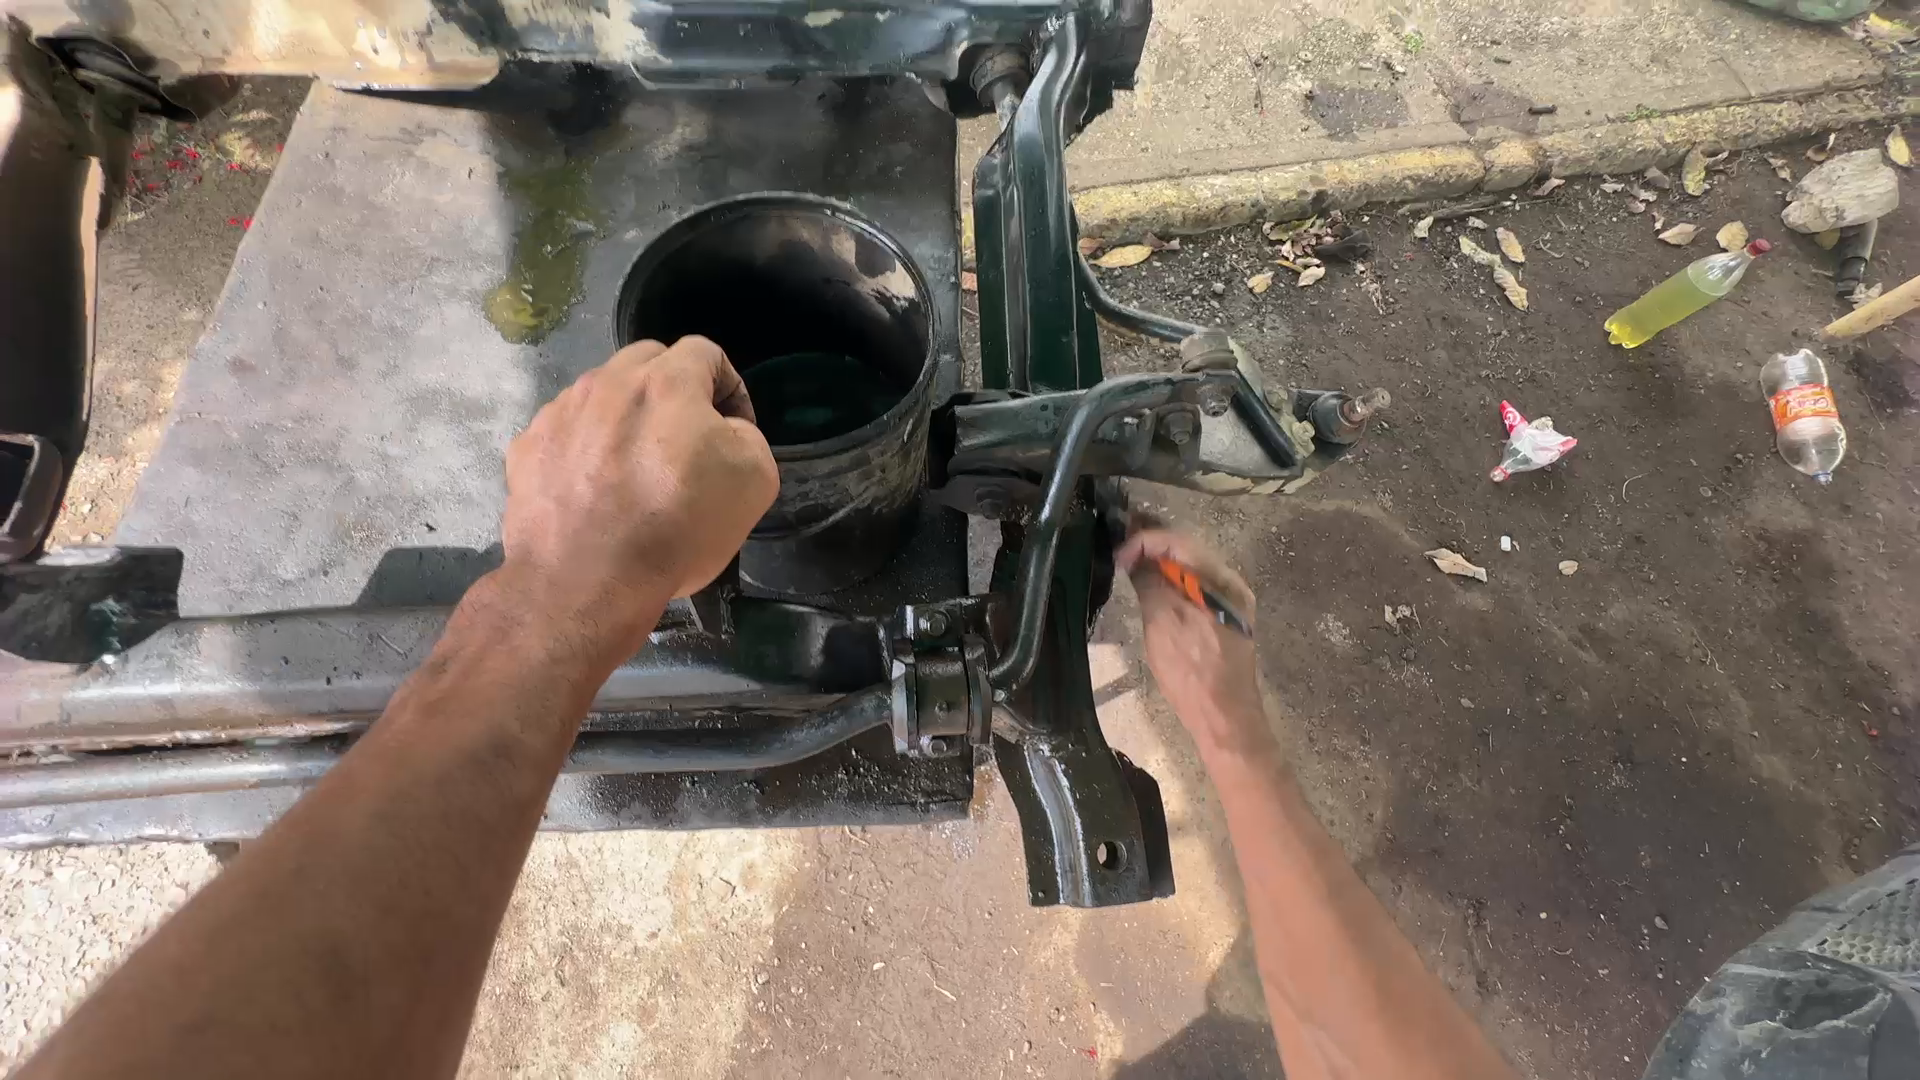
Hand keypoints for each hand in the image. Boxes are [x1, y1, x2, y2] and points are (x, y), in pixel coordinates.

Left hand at [500, 337, 777, 660]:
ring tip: (638, 470)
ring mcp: (559, 413)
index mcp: (665, 383)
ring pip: (604, 394)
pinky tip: (599, 490)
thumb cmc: (680, 528)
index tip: (734, 429)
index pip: (706, 353)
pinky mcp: (527, 448)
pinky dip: (590, 448)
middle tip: (688, 441)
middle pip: (649, 362)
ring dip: (629, 418)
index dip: (731, 386)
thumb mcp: (755, 479)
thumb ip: (747, 434)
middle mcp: (606, 383)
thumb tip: (722, 429)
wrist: (588, 583)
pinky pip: (569, 431)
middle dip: (676, 391)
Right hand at [1117, 527, 1269, 759]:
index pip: (1179, 541)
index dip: (1144, 541)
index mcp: (1222, 583)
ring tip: (1128, 562)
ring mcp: (1228, 603)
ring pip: (1189, 568)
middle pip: (1186, 551)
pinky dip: (1170, 581)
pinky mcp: (1221, 619)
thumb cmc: (1192, 674)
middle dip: (1151, 546)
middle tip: (1118, 548)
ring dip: (1158, 562)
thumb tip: (1136, 557)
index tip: (1118, 555)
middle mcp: (1231, 585)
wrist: (1223, 718)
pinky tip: (1150, 585)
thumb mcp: (1163, 625)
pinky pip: (1193, 587)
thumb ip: (1151, 583)